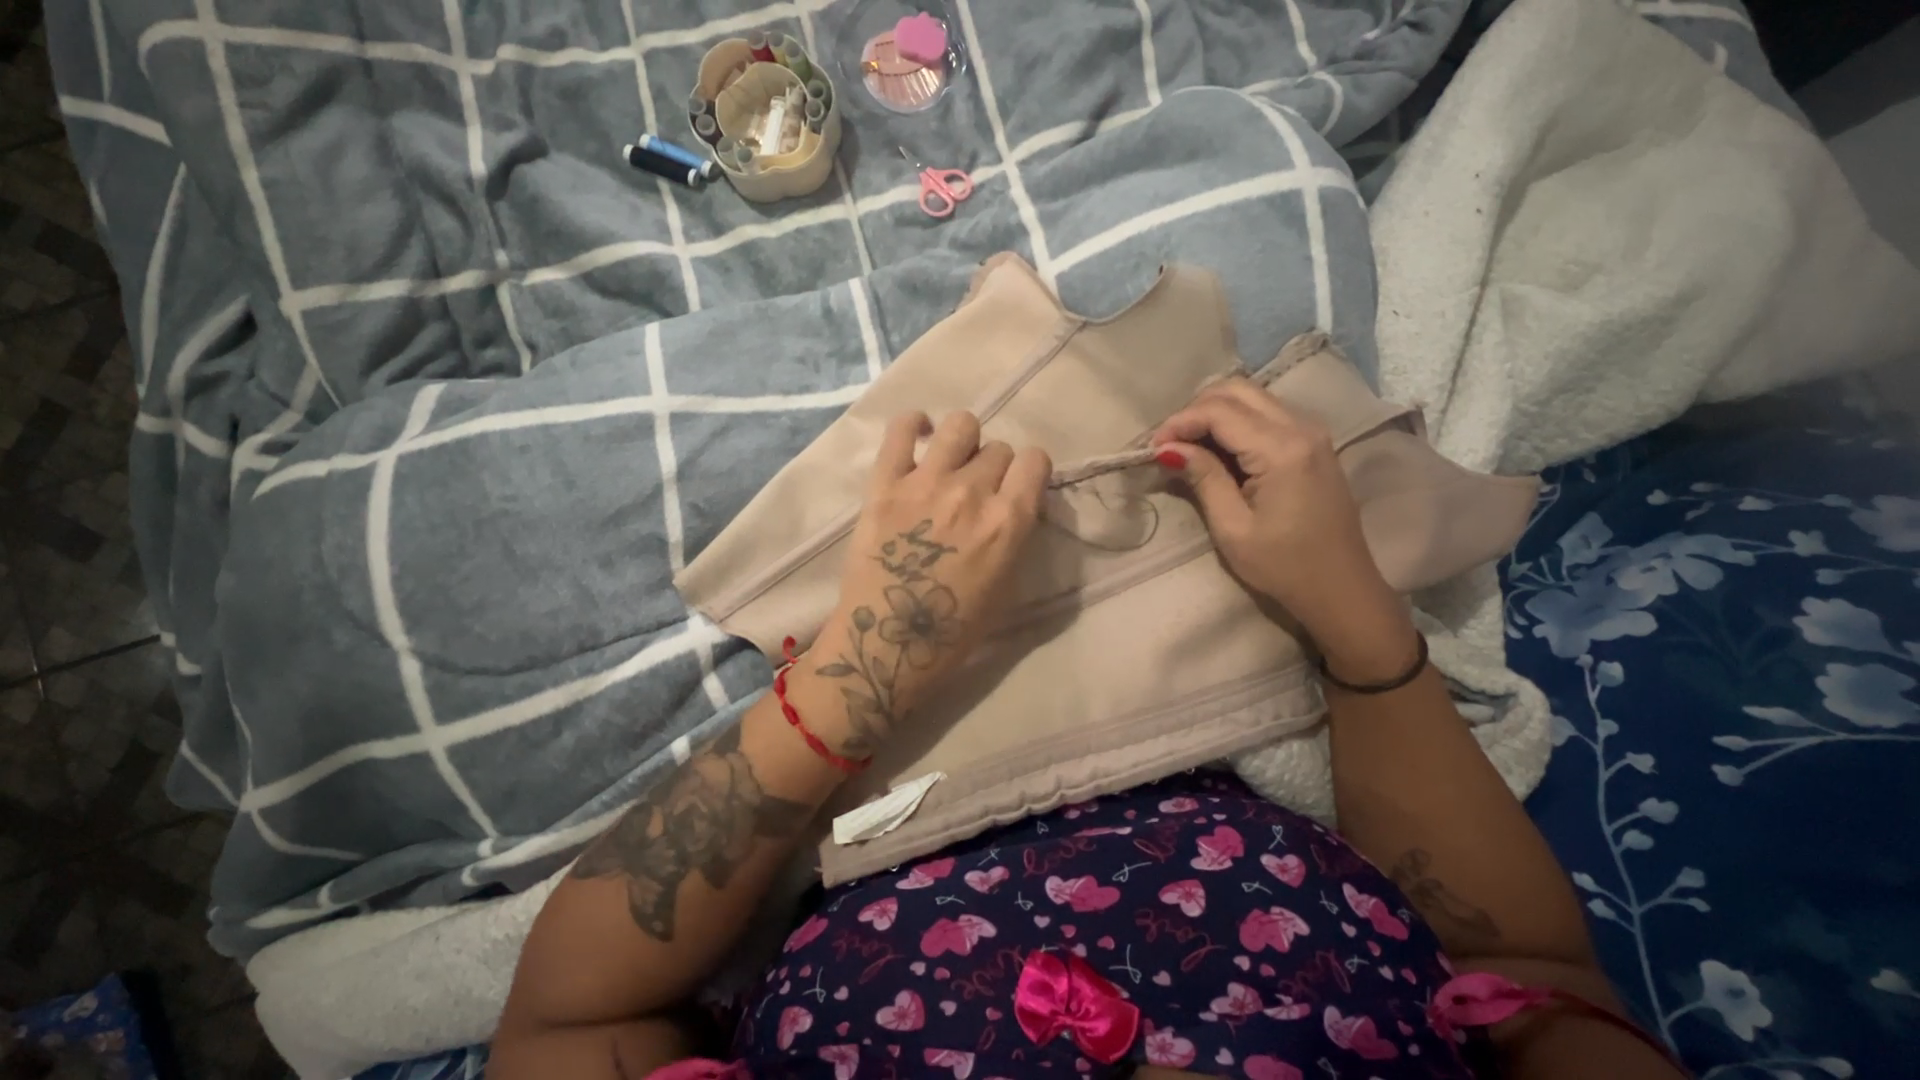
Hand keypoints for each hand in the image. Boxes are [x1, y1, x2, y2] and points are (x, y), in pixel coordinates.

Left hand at [802, 411, 1050, 756]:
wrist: (886, 643)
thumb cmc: (953, 630)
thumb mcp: (1006, 586)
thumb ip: (1016, 536)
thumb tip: (1014, 504)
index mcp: (1009, 520)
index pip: (1035, 460)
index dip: (1029, 472)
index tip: (1018, 487)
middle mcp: (972, 492)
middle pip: (998, 448)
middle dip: (994, 467)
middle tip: (978, 492)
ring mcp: (925, 483)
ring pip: (960, 426)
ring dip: (963, 441)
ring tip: (951, 462)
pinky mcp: (884, 484)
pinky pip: (901, 429)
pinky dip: (913, 425)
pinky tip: (919, 438)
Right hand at [1152, 379, 1420, 683]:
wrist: (1341, 589)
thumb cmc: (1284, 567)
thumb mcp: (1233, 528)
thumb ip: (1203, 478)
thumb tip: (1167, 448)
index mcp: (1283, 449)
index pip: (1219, 411)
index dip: (1179, 423)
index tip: (1152, 449)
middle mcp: (1302, 427)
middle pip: (1237, 391)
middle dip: (1195, 410)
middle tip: (1169, 445)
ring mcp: (1312, 432)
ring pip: (1252, 398)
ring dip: (1215, 413)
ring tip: (1187, 448)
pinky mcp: (1314, 443)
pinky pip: (1267, 413)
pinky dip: (1236, 422)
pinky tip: (1217, 451)